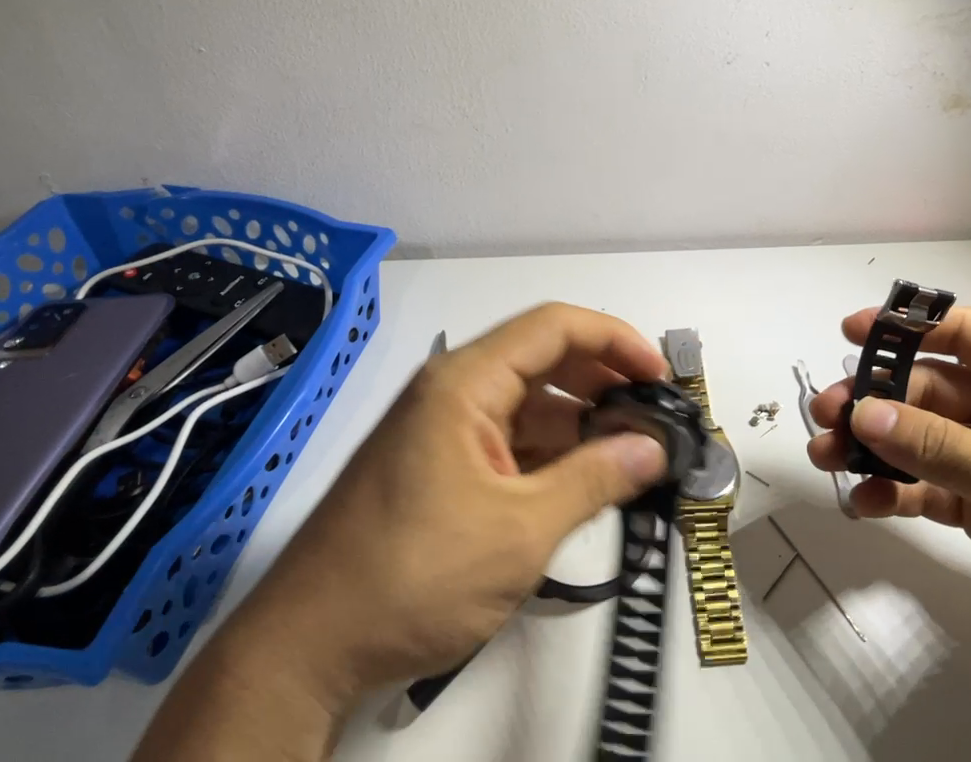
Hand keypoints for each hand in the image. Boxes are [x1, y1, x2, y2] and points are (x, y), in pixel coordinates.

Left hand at [227, 302, 670, 710]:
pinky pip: (506, 443)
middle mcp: (451, 393)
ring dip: (580, 425)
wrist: (309, 645)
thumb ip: (594, 480)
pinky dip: (550, 455)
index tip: (661, 377)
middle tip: (655, 420)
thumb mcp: (520, 530)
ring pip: (527, 406)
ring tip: (633, 457)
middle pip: (541, 361)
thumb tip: (654, 447)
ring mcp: (441, 432)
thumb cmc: (415, 576)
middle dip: (603, 383)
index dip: (615, 340)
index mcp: (463, 384)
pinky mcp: (437, 469)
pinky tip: (585, 484)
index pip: (553, 327)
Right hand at [805, 305, 970, 702]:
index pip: (969, 336)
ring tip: (827, 458)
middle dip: (877, 401)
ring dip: (876, 449)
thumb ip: (941, 447)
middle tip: (826, 414)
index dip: (910, 328)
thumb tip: (865, 414)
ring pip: (923, 443)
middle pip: (932, 392)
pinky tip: (865, 503)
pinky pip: (932, 491)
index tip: (852, 332)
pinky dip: (897, 494)